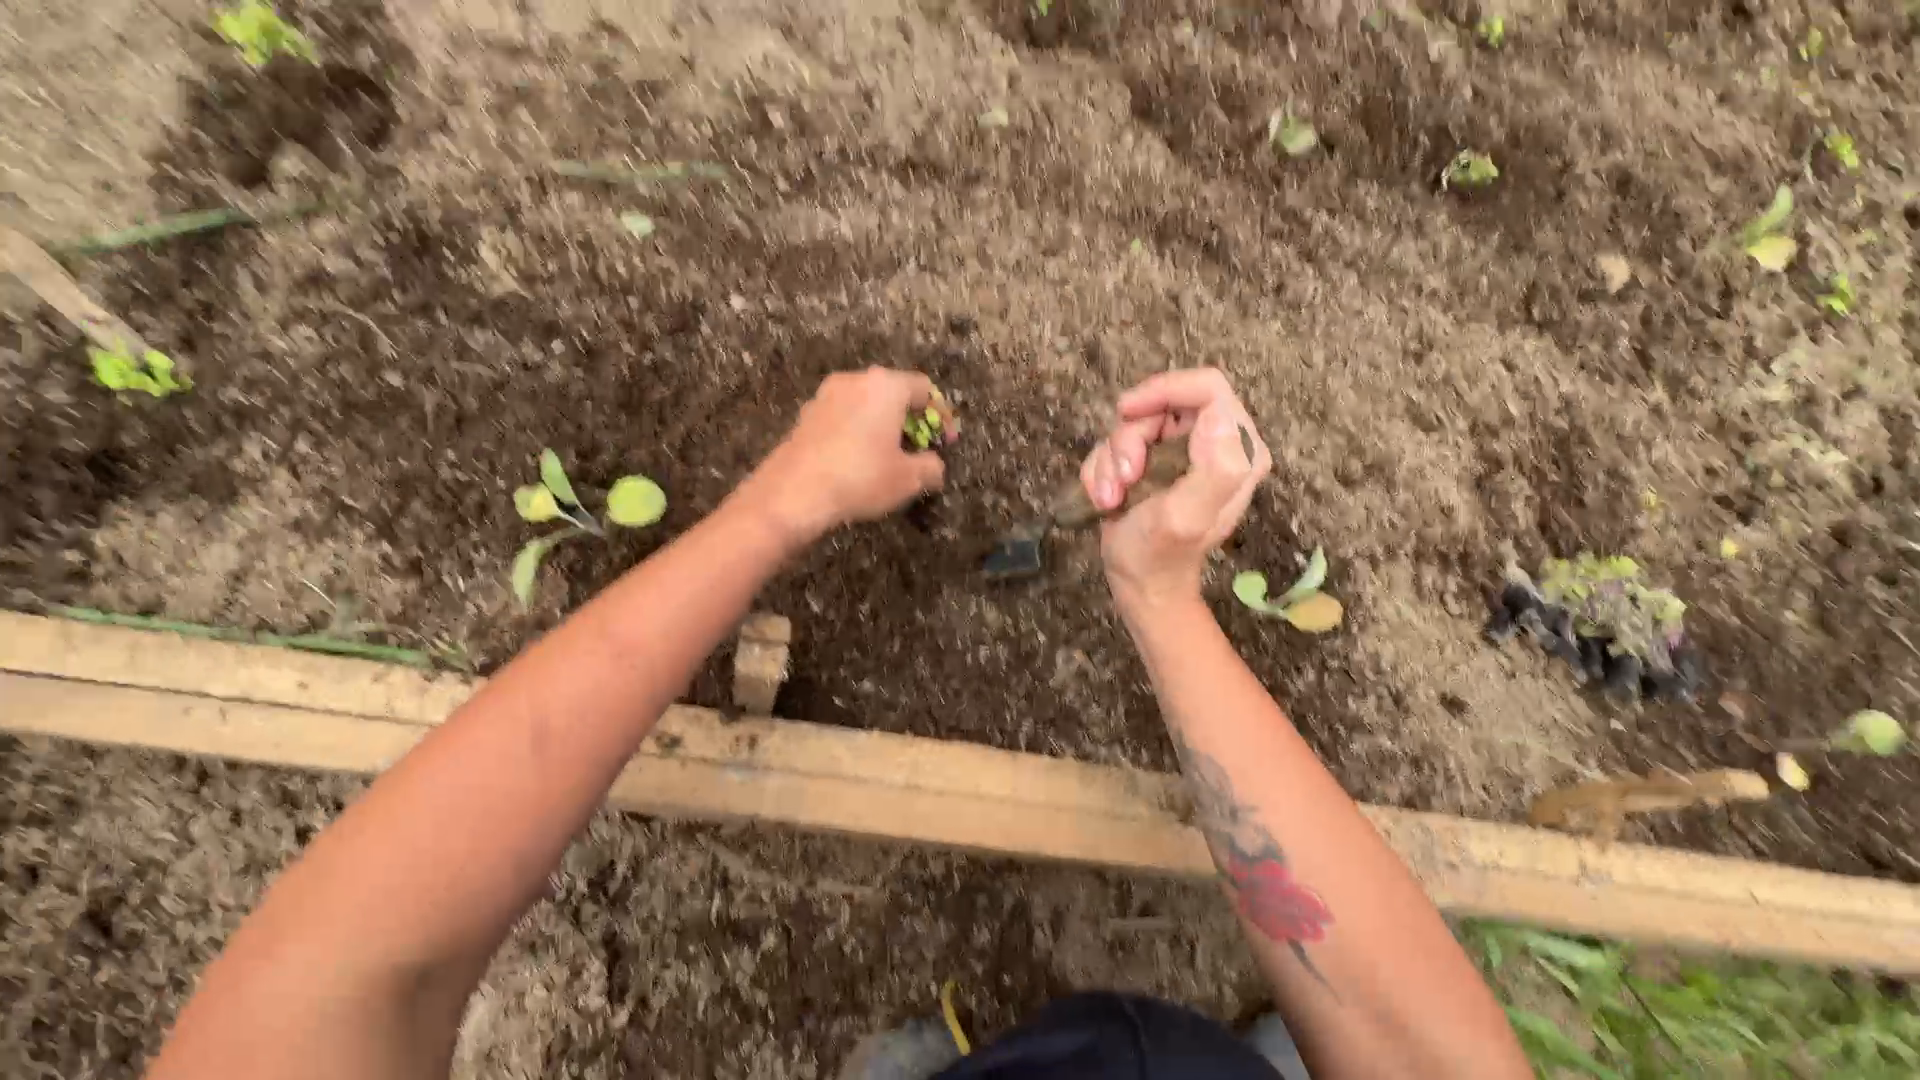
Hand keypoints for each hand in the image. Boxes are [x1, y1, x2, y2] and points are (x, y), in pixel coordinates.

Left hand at [737, 367, 954, 547]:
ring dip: (881, 426)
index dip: (940, 415)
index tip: (945, 442)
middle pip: (893, 393)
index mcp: (886, 386)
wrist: (794, 492)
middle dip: (909, 420)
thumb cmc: (861, 477)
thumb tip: (934, 466)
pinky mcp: (805, 416)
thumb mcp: (909, 478)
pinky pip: (842, 418)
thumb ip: (931, 467)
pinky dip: (856, 433)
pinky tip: (857, 462)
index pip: (924, 388)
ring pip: (865, 405)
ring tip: (888, 458)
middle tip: (918, 449)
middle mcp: (855, 381)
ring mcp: (825, 396)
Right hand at [1080, 368, 1270, 614]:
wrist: (1138, 584)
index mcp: (1239, 449)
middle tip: (1123, 479)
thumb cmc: (1162, 555)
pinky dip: (1101, 471)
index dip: (1164, 390)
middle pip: (1162, 404)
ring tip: (1111, 499)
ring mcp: (1180, 450)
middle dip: (1129, 440)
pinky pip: (1114, 444)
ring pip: (1132, 425)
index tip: (1127, 412)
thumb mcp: (1186, 516)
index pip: (1207, 388)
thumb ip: (1214, 468)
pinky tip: (1105, 500)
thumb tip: (1218, 416)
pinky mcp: (1152, 459)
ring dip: (1111, 461)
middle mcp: (1213, 442)